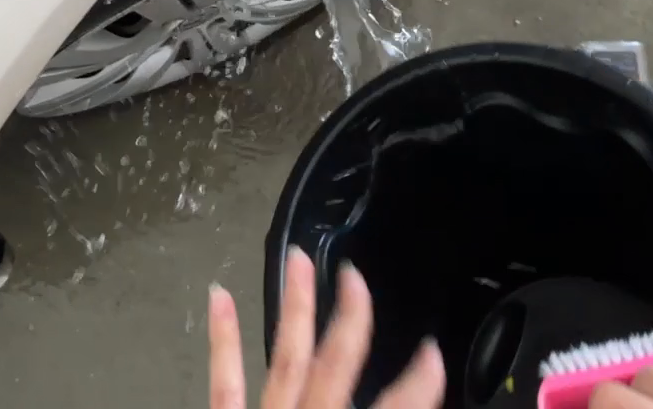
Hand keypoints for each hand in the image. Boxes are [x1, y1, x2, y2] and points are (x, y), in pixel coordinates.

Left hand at [208, 247, 443, 408]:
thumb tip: (405, 396)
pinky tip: (218, 293)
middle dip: (350, 321)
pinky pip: (225, 382)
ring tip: (298, 257)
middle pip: (335, 367)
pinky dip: (223, 337)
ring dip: (296, 306)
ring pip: (286, 358)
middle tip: (356, 275)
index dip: (417, 385)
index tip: (434, 351)